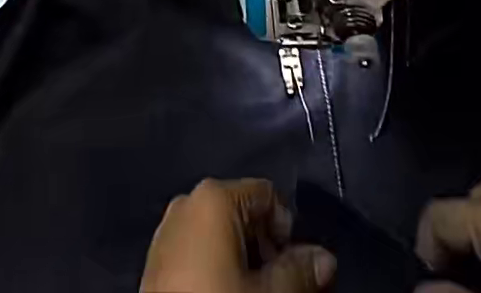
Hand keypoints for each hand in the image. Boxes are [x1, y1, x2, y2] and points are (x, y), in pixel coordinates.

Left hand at [142, 178, 336, 292]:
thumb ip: (299, 270)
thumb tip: (325, 259)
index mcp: (214, 196)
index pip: (269, 196)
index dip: (288, 232)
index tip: (294, 268)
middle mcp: (188, 202)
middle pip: (245, 214)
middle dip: (266, 249)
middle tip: (277, 286)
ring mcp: (167, 231)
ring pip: (222, 235)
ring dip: (244, 261)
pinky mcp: (154, 261)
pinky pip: (198, 251)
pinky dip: (218, 268)